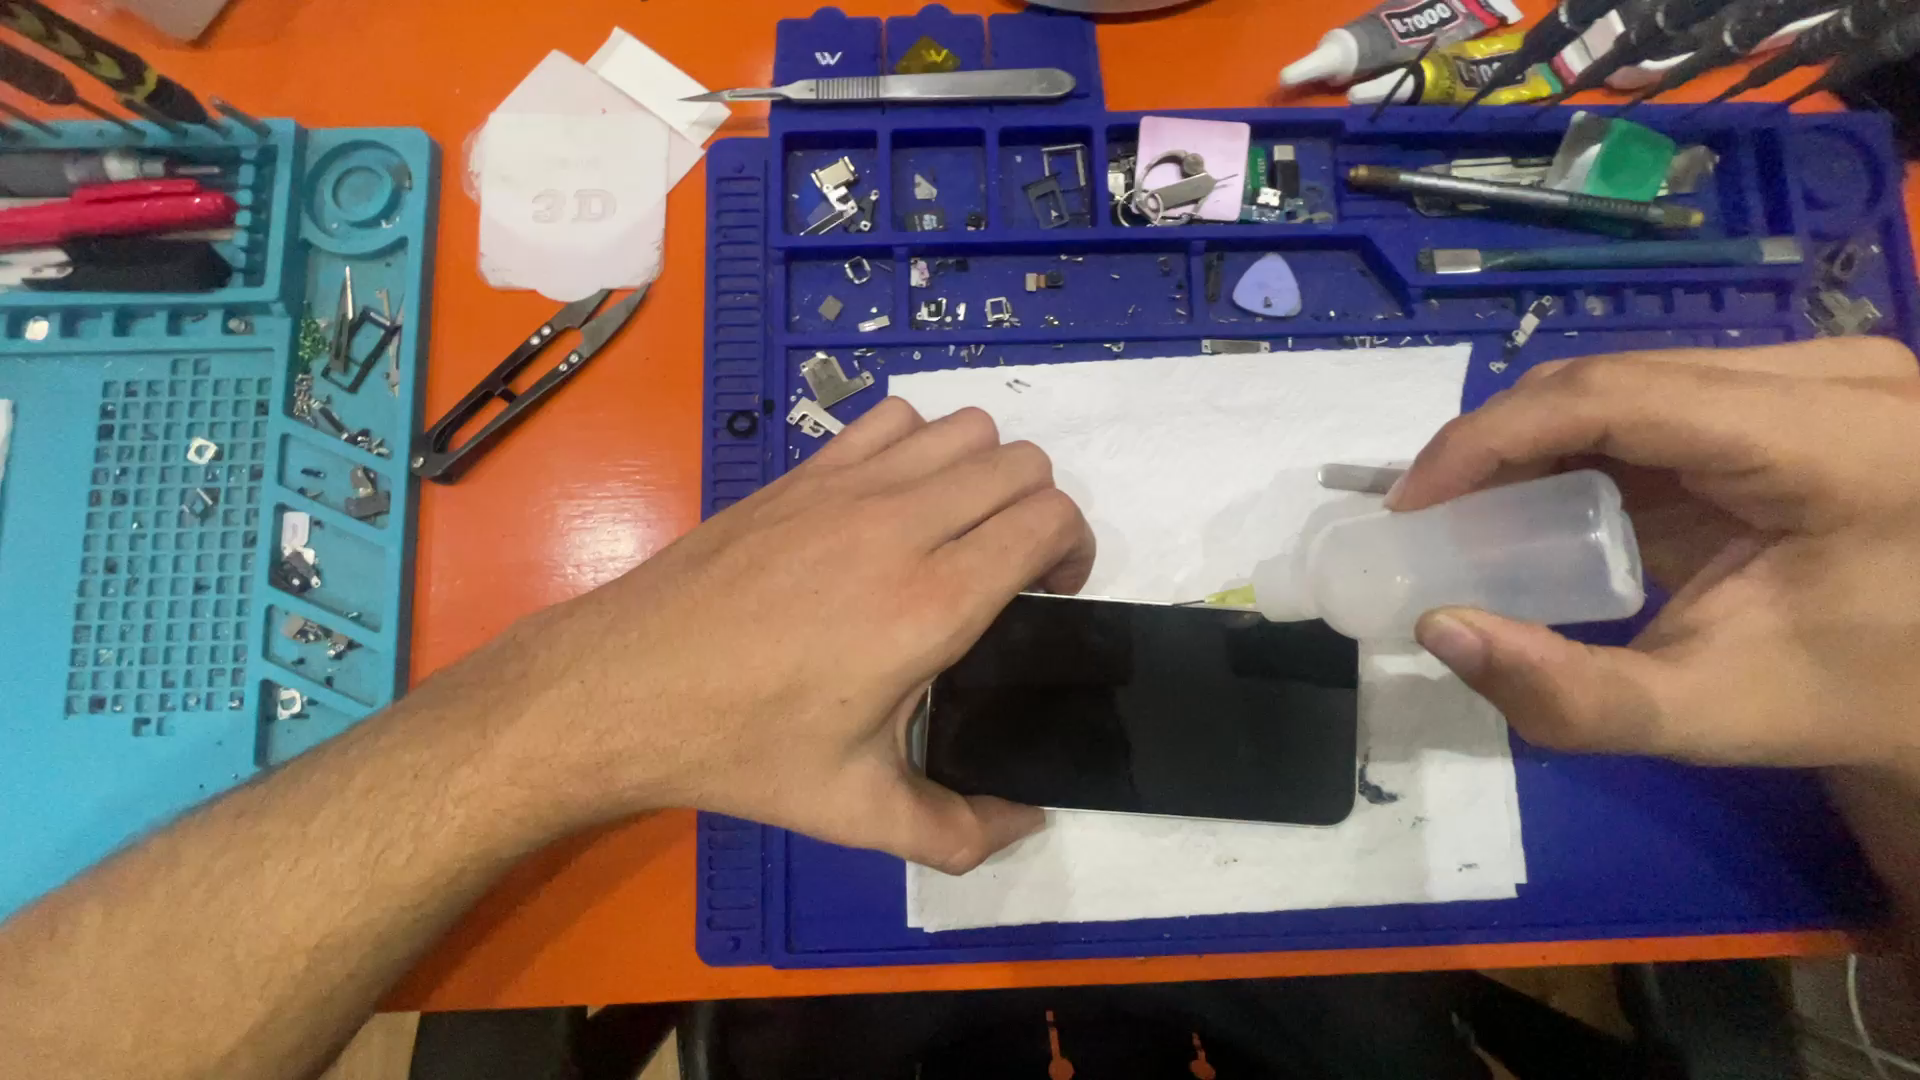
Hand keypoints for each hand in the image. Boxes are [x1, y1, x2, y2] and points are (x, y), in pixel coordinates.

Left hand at [494, 399, 1093, 872]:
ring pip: (967, 428)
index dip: (1074, 549)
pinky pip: (894, 419)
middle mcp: (902, 525)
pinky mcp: (805, 471)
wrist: (624, 688)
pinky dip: (919, 445)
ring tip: (958, 527)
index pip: (1048, 521)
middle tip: (1012, 567)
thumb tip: (1027, 826)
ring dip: (985, 472)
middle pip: (1021, 463)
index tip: (1051, 593)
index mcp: (932, 603)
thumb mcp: (857, 812)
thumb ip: (958, 831)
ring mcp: (849, 486)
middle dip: (1040, 510)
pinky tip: (893, 499)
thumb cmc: (744, 746)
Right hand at [1388, 338, 1919, 772]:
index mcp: (1841, 444)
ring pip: (1609, 381)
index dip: (1486, 441)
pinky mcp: (1790, 391)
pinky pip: (1638, 399)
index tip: (1412, 506)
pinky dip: (1563, 446)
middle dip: (1491, 446)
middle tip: (1432, 518)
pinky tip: (1540, 498)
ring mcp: (1817, 373)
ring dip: (1520, 444)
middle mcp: (1833, 377)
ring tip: (1474, 511)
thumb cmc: (1853, 698)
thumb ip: (1568, 694)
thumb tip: (1435, 628)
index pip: (1613, 398)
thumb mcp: (1707, 715)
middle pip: (1601, 379)